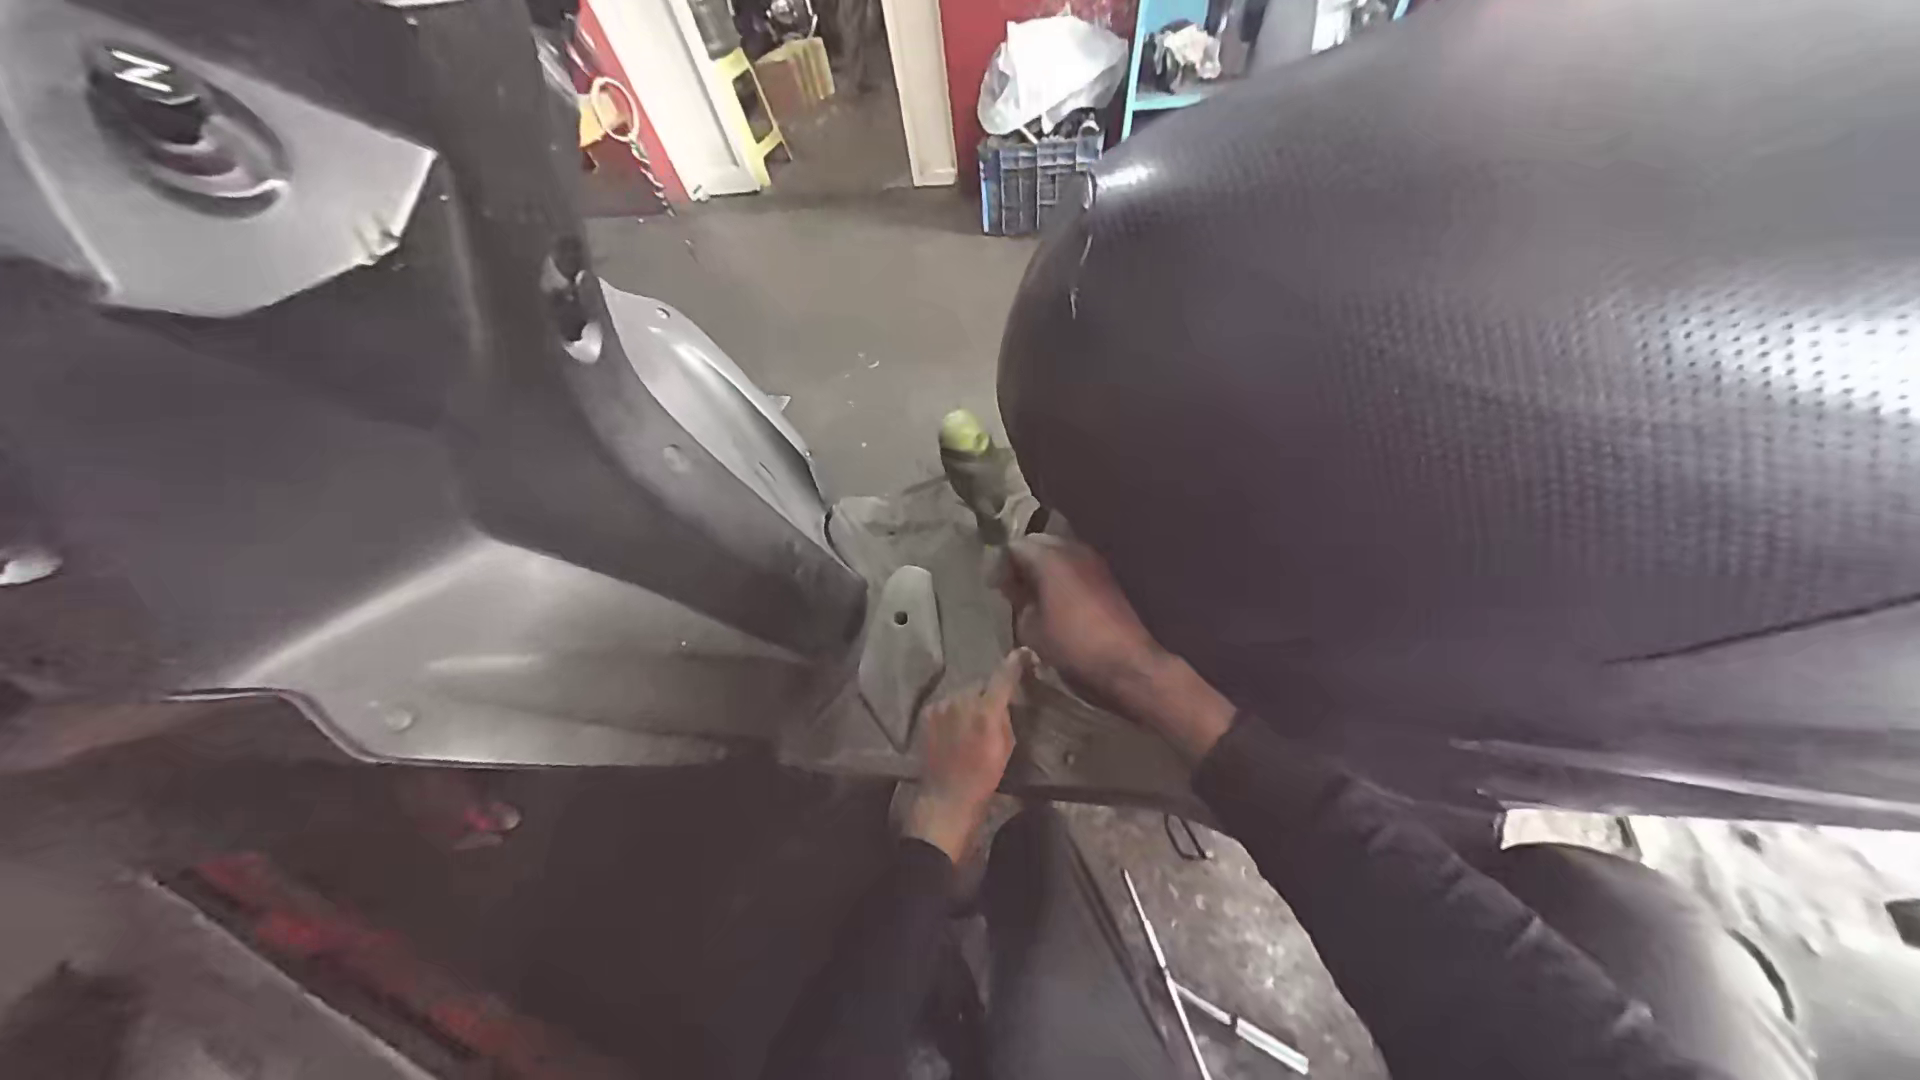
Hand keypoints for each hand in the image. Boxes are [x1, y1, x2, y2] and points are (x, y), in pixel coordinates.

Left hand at [904, 649, 1030, 861]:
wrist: (946, 798)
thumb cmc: (984, 777)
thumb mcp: (1006, 746)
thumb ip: (1005, 716)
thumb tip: (1003, 701)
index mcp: (986, 710)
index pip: (1004, 674)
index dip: (1016, 661)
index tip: (1024, 653)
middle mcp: (962, 700)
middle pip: (981, 683)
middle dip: (988, 692)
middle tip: (992, 709)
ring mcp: (941, 705)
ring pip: (962, 692)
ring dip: (969, 701)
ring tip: (971, 722)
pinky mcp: (927, 713)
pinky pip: (946, 703)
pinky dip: (953, 710)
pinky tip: (954, 728)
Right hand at [1001, 536, 1234, 761]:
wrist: (1127, 664)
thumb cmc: (1073, 645)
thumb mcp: (1031, 628)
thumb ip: (1018, 602)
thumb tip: (1017, 592)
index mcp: (1050, 557)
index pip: (1014, 547)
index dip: (1000, 566)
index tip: (994, 589)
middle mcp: (1073, 549)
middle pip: (1038, 544)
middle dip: (1021, 562)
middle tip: (1011, 589)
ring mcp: (1094, 562)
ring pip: (1058, 554)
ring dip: (1042, 569)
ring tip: (1031, 596)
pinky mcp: (1107, 578)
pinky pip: (1074, 567)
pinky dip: (1060, 577)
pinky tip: (1054, 602)